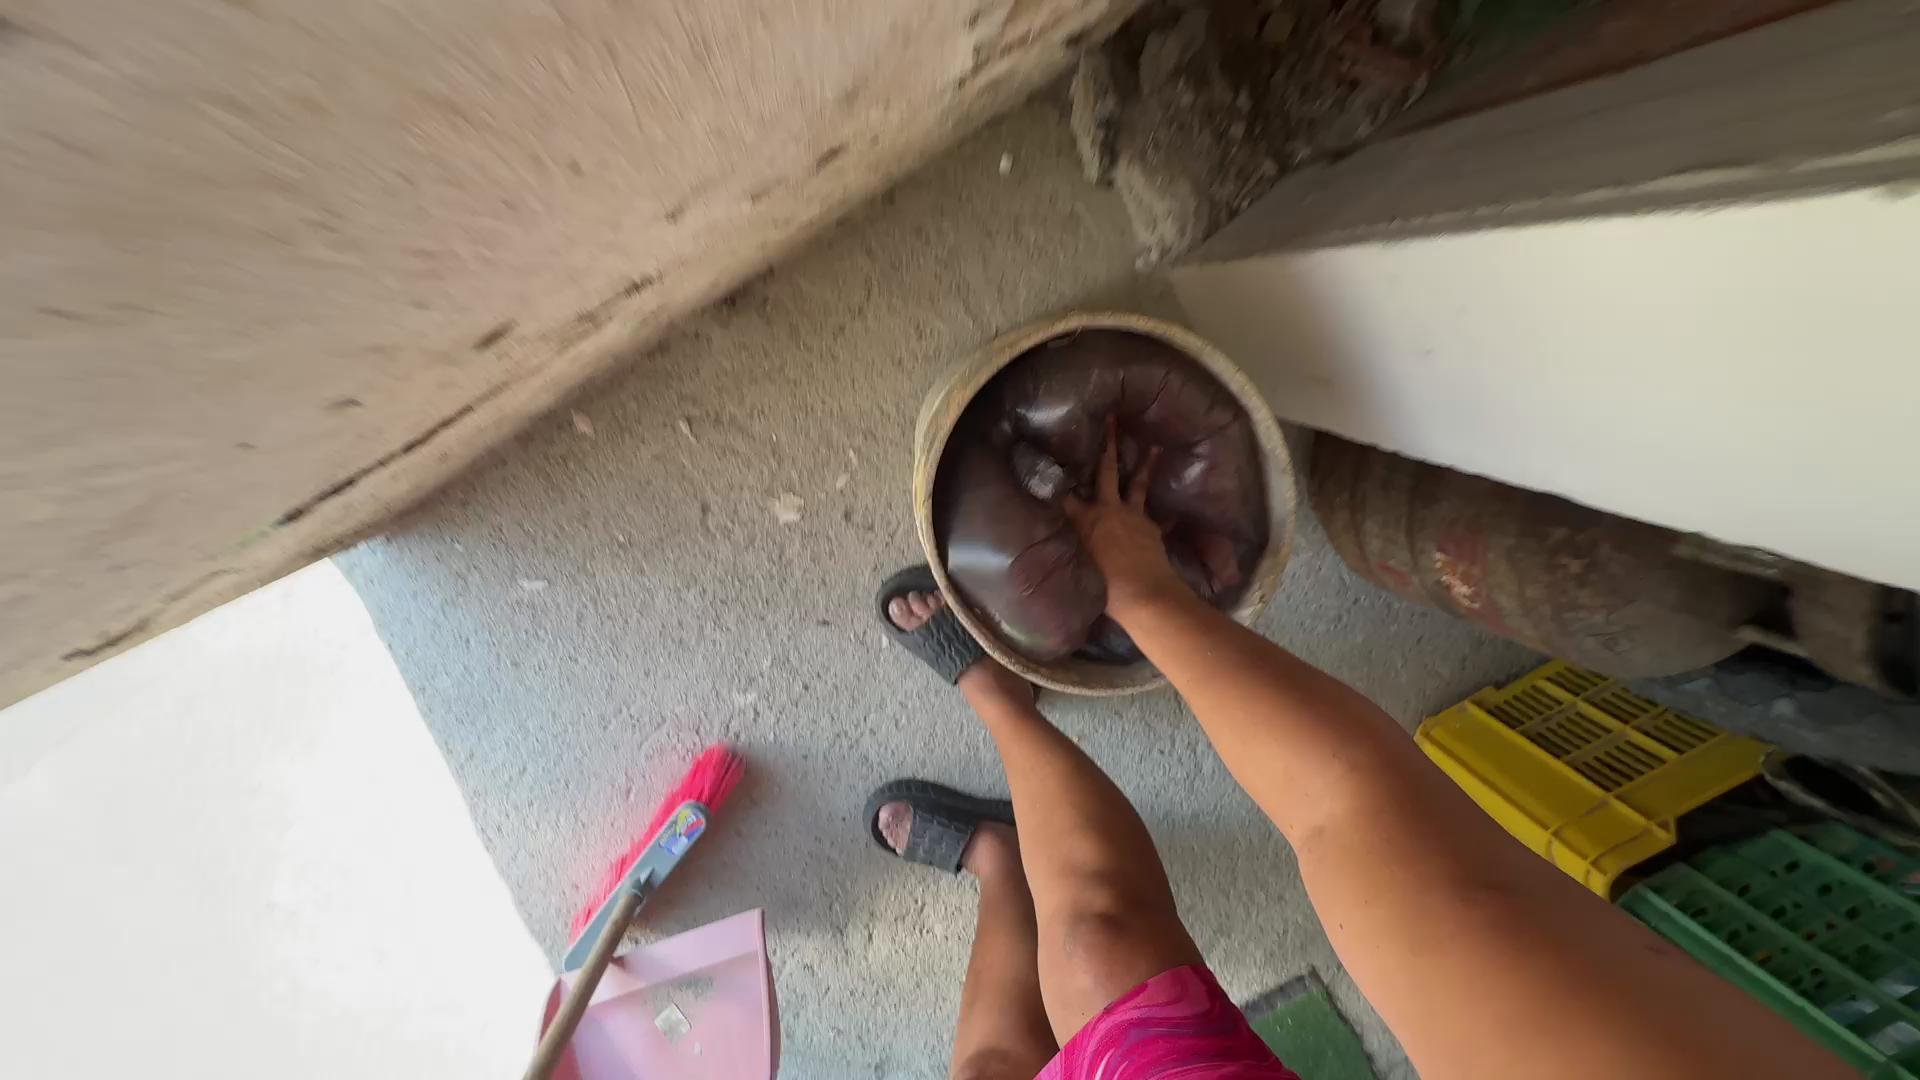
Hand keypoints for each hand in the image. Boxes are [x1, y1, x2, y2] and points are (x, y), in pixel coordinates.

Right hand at [1062, 420, 1189, 617]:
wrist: (1144, 595)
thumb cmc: (1104, 588)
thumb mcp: (1078, 566)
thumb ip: (1072, 548)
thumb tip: (1061, 545)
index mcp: (1086, 520)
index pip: (1066, 497)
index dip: (1059, 482)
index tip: (1053, 464)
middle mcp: (1109, 510)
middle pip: (1107, 471)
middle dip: (1108, 444)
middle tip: (1113, 418)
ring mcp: (1135, 517)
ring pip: (1138, 484)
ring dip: (1146, 465)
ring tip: (1156, 447)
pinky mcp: (1153, 529)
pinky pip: (1159, 518)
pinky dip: (1164, 515)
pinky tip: (1173, 511)